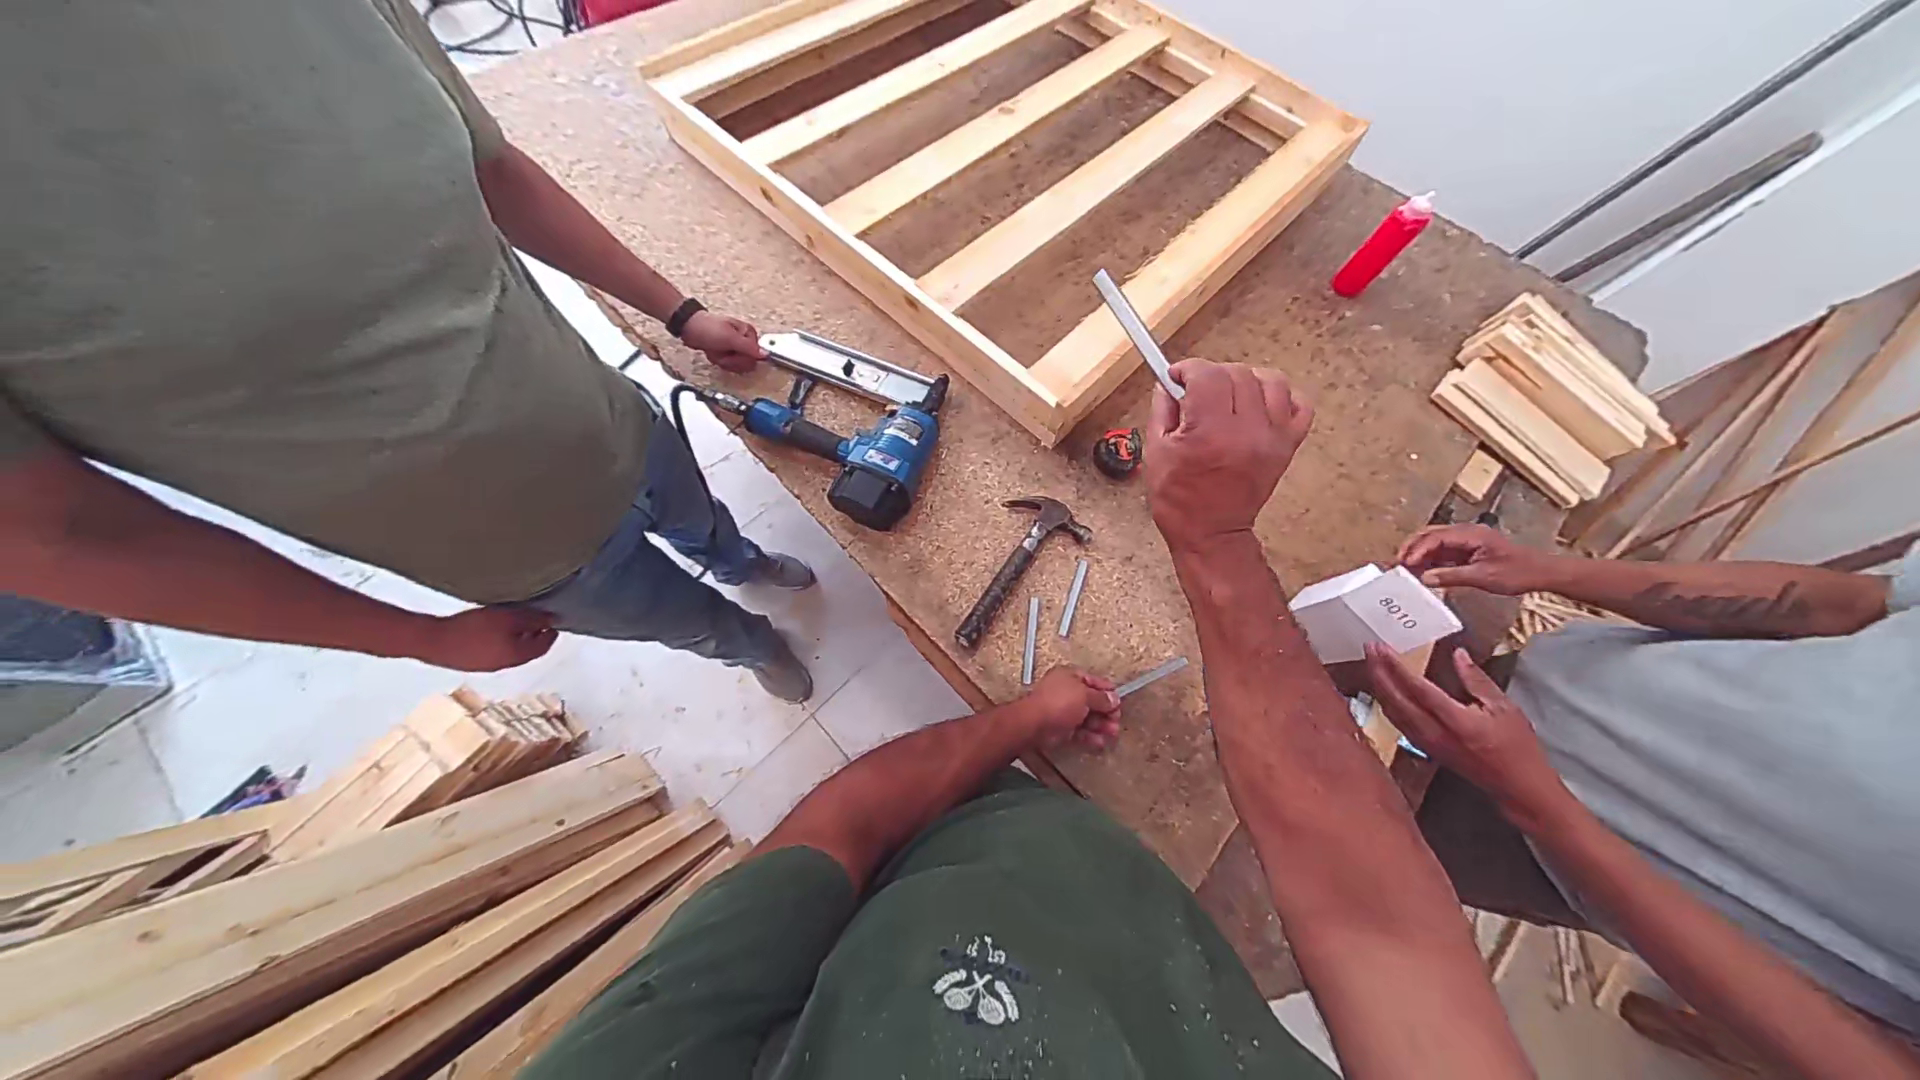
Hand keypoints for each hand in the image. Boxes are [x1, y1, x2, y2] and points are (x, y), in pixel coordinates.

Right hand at [412, 606, 557, 670]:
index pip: (543, 647)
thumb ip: (534, 620)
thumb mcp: (510, 618)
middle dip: (535, 637)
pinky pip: (493, 651)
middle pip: (527, 651)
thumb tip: (553, 620)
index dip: (550, 634)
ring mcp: (485, 666)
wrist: (430, 640)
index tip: (554, 623)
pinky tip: (493, 631)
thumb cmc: (474, 627)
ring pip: (510, 652)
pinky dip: (501, 642)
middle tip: (538, 622)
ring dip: (518, 639)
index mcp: (518, 656)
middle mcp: (505, 665)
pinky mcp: (468, 663)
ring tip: (517, 623)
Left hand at [680, 310, 764, 373]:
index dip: (741, 358)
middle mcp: (745, 340)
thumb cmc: (707, 328)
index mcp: (749, 334)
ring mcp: (736, 347)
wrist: (688, 328)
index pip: (755, 356)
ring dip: (724, 360)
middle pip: (746, 362)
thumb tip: (765, 354)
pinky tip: (714, 352)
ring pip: (737, 365)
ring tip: (717, 350)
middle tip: (722, 350)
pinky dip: (719, 360)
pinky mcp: (728, 352)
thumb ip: (749, 347)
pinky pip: (729, 364)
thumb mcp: (730, 338)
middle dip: (731, 360)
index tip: (731, 351)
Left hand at [1018, 667, 1120, 750]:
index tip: (1120, 701)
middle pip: (1092, 701)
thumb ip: (1101, 698)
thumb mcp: (1084, 695)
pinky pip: (1080, 731)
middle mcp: (1067, 692)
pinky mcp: (1062, 728)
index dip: (1108, 691)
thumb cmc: (1060, 702)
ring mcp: (1064, 711)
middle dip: (1107, 711)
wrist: (1035, 724)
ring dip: (1101, 725)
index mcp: (1070, 677)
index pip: (1094, 681)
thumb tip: (1114, 698)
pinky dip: (1090, 736)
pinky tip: (1100, 742)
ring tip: (1113, 732)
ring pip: (1087, 717)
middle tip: (1117, 720)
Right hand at [1142, 358, 1312, 555]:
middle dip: (1212, 376)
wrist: (1211, 532)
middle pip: (1236, 373)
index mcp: (1208, 433)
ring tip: (1229, 397)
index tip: (1177, 375)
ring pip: (1270, 381)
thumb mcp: (1156, 453)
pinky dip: (1281, 397)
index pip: (1206, 375)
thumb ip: (1162, 412)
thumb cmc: (1181, 501)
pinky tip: (1259, 406)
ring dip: (1246, 380)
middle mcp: (1245, 431)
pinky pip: (1298, 404)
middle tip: (1197, 392)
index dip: (1188, 369)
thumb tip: (1167, 385)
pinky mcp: (1287, 446)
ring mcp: (1272, 438)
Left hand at [1364, 643, 1569, 827]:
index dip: (1396, 666)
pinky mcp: (1421, 747)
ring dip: (1378, 684)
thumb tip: (1457, 653)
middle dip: (1378, 670)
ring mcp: (1423, 741)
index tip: (1381, 646)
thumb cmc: (1517, 745)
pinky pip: (1395, 720)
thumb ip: (1476, 680)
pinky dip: (1385, 700)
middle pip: (1394, 698)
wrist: (1518, 787)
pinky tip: (1382, 688)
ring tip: (1372, 662)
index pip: (1417, 688)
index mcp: (1455, 720)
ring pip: (1390, 709)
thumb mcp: (1505, 708)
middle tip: (1370, 647)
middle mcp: (1432, 732)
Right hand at [1397, 523, 1564, 595]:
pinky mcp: (1465, 550)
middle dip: (1411, 548)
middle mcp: (1465, 533)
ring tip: (1405, 568)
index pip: (1435, 537)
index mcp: (1471, 534)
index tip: (1405, 564)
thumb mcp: (1484, 577)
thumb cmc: (1518, 573)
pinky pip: (1440, 551)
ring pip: (1432, 542)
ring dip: (1417, 554)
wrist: (1544, 573)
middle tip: (1397, 563)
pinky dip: (1428, 560)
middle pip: (1428, 534)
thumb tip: (1424, 578)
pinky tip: (1421, 571)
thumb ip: (1452, 576)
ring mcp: (1464, 541)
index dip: (1418, 550)